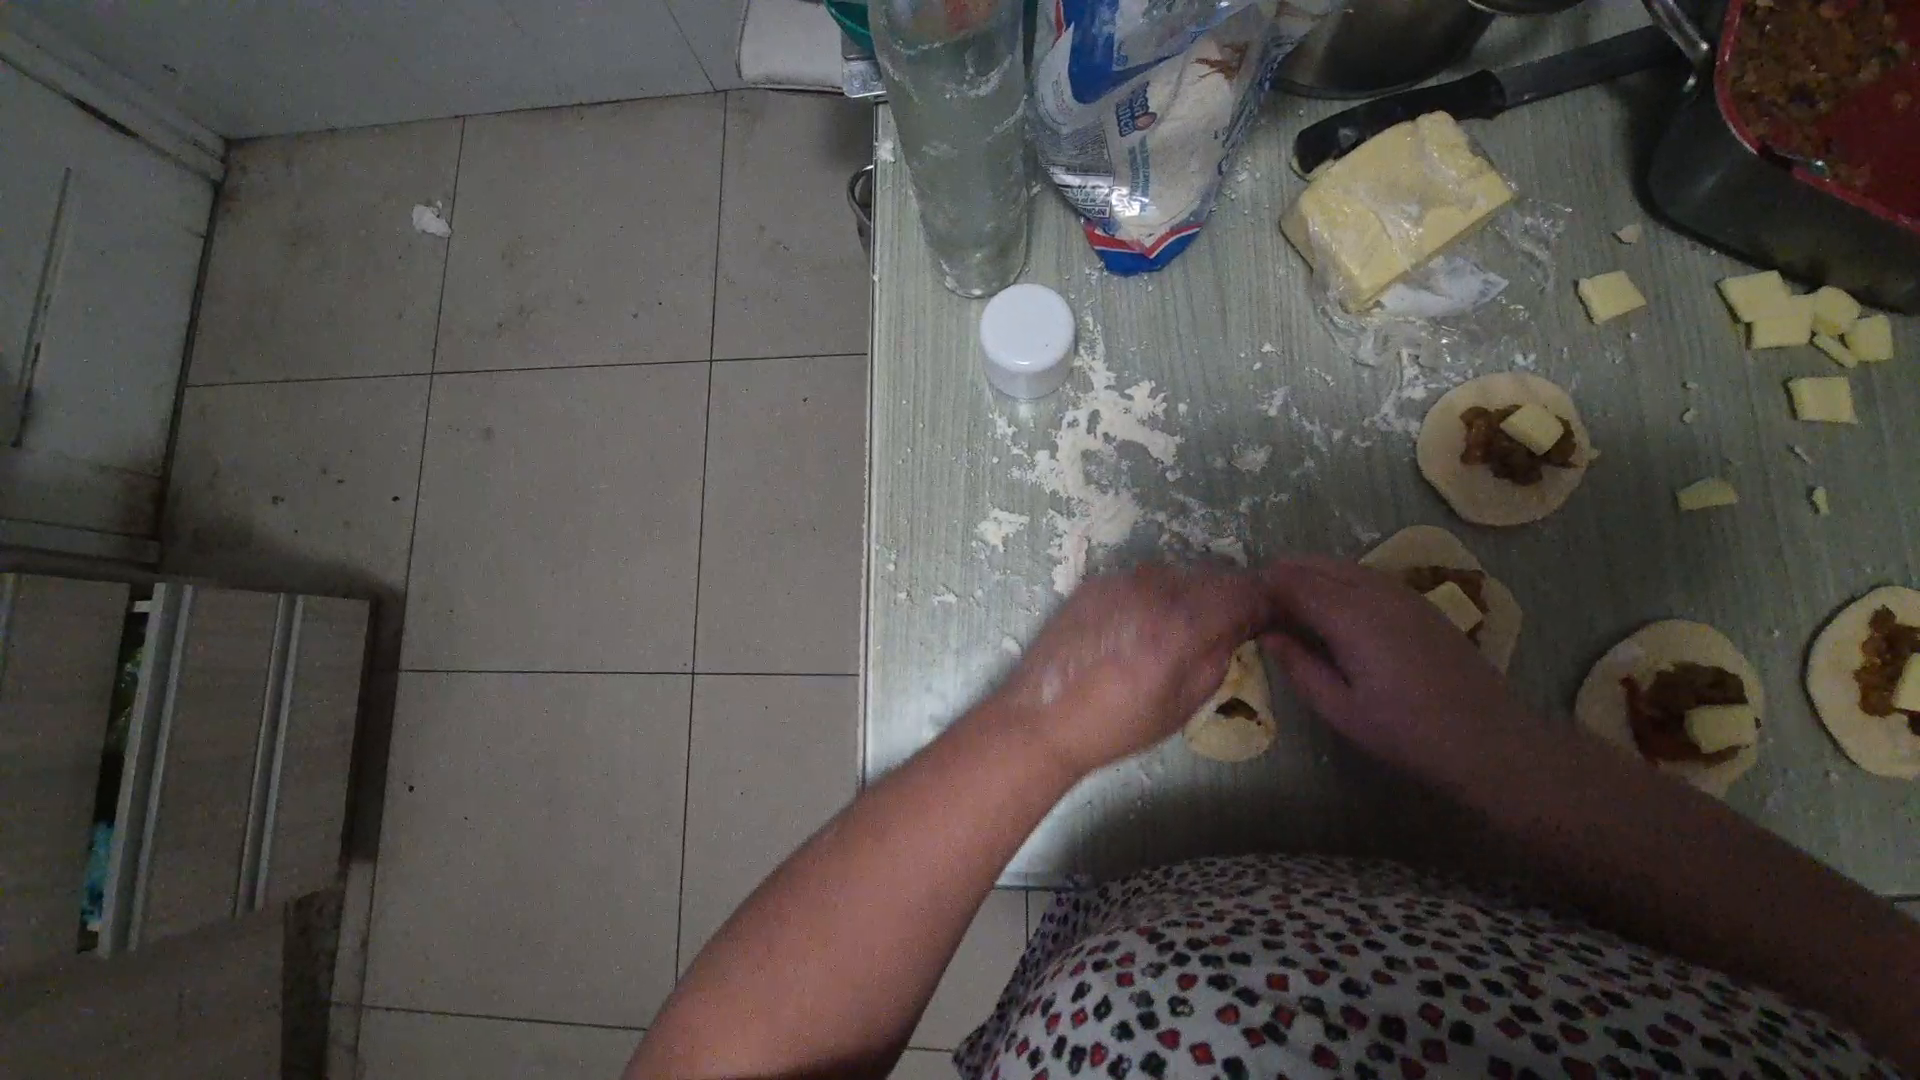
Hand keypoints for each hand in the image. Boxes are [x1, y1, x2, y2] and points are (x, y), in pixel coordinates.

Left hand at [988, 563, 1273, 777]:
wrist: (1042, 718)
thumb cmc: (1118, 723)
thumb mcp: (1186, 701)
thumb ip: (1220, 653)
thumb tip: (1240, 625)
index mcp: (1181, 621)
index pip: (1244, 590)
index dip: (1264, 601)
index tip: (1268, 618)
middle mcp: (1152, 588)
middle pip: (1211, 577)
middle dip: (1227, 599)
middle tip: (1228, 630)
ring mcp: (1119, 581)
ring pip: (1175, 576)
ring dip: (1189, 595)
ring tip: (1179, 634)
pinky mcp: (1094, 584)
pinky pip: (1140, 581)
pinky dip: (1153, 596)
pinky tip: (1142, 629)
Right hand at [1258, 556, 1531, 773]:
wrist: (1490, 740)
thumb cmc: (1407, 732)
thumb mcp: (1340, 709)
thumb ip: (1298, 667)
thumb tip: (1269, 635)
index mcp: (1350, 616)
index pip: (1291, 582)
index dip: (1261, 587)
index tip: (1238, 604)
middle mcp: (1374, 592)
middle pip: (1315, 565)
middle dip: (1281, 576)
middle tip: (1256, 605)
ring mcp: (1401, 592)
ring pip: (1340, 566)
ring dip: (1308, 576)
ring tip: (1285, 605)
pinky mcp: (1418, 602)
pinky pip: (1364, 576)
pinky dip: (1336, 580)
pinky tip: (1329, 609)